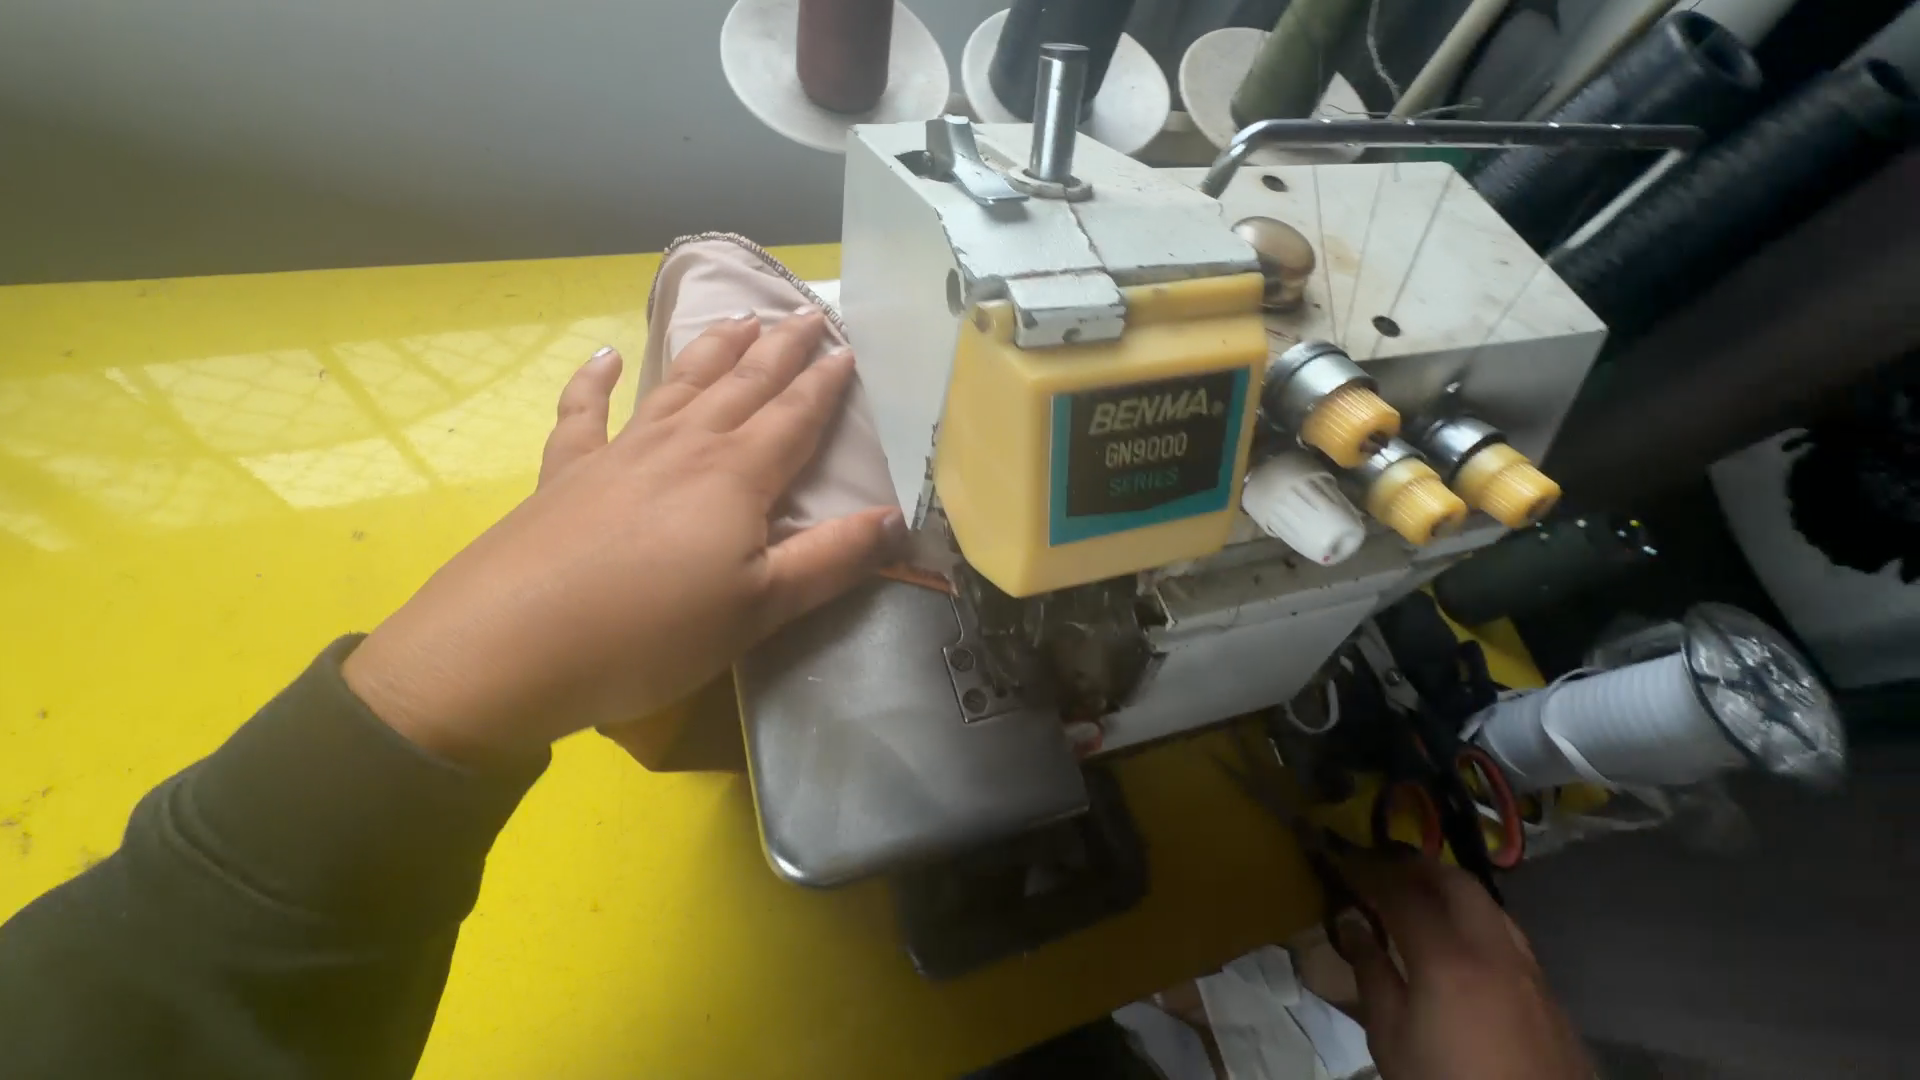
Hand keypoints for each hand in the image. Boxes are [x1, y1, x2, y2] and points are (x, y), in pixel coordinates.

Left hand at [342, 310, 905, 765]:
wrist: (509, 647)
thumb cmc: (651, 633)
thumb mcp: (760, 607)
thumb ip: (831, 560)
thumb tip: (897, 520)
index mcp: (736, 476)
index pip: (794, 416)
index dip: (825, 383)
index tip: (848, 349)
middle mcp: (683, 446)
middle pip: (742, 384)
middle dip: (780, 348)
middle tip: (806, 313)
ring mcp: (619, 452)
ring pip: (678, 384)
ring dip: (713, 348)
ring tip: (739, 317)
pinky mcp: (565, 473)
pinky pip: (583, 413)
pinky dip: (593, 381)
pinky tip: (603, 358)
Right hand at [1335, 857, 1590, 1079]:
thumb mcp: (1389, 1037)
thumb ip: (1371, 972)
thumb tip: (1352, 924)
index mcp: (1446, 958)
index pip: (1401, 891)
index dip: (1369, 870)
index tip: (1345, 861)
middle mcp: (1494, 952)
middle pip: (1457, 883)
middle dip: (1418, 868)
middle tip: (1386, 871)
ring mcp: (1532, 975)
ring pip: (1493, 908)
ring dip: (1454, 894)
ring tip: (1425, 904)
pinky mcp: (1554, 1002)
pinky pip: (1513, 942)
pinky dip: (1481, 926)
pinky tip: (1465, 951)